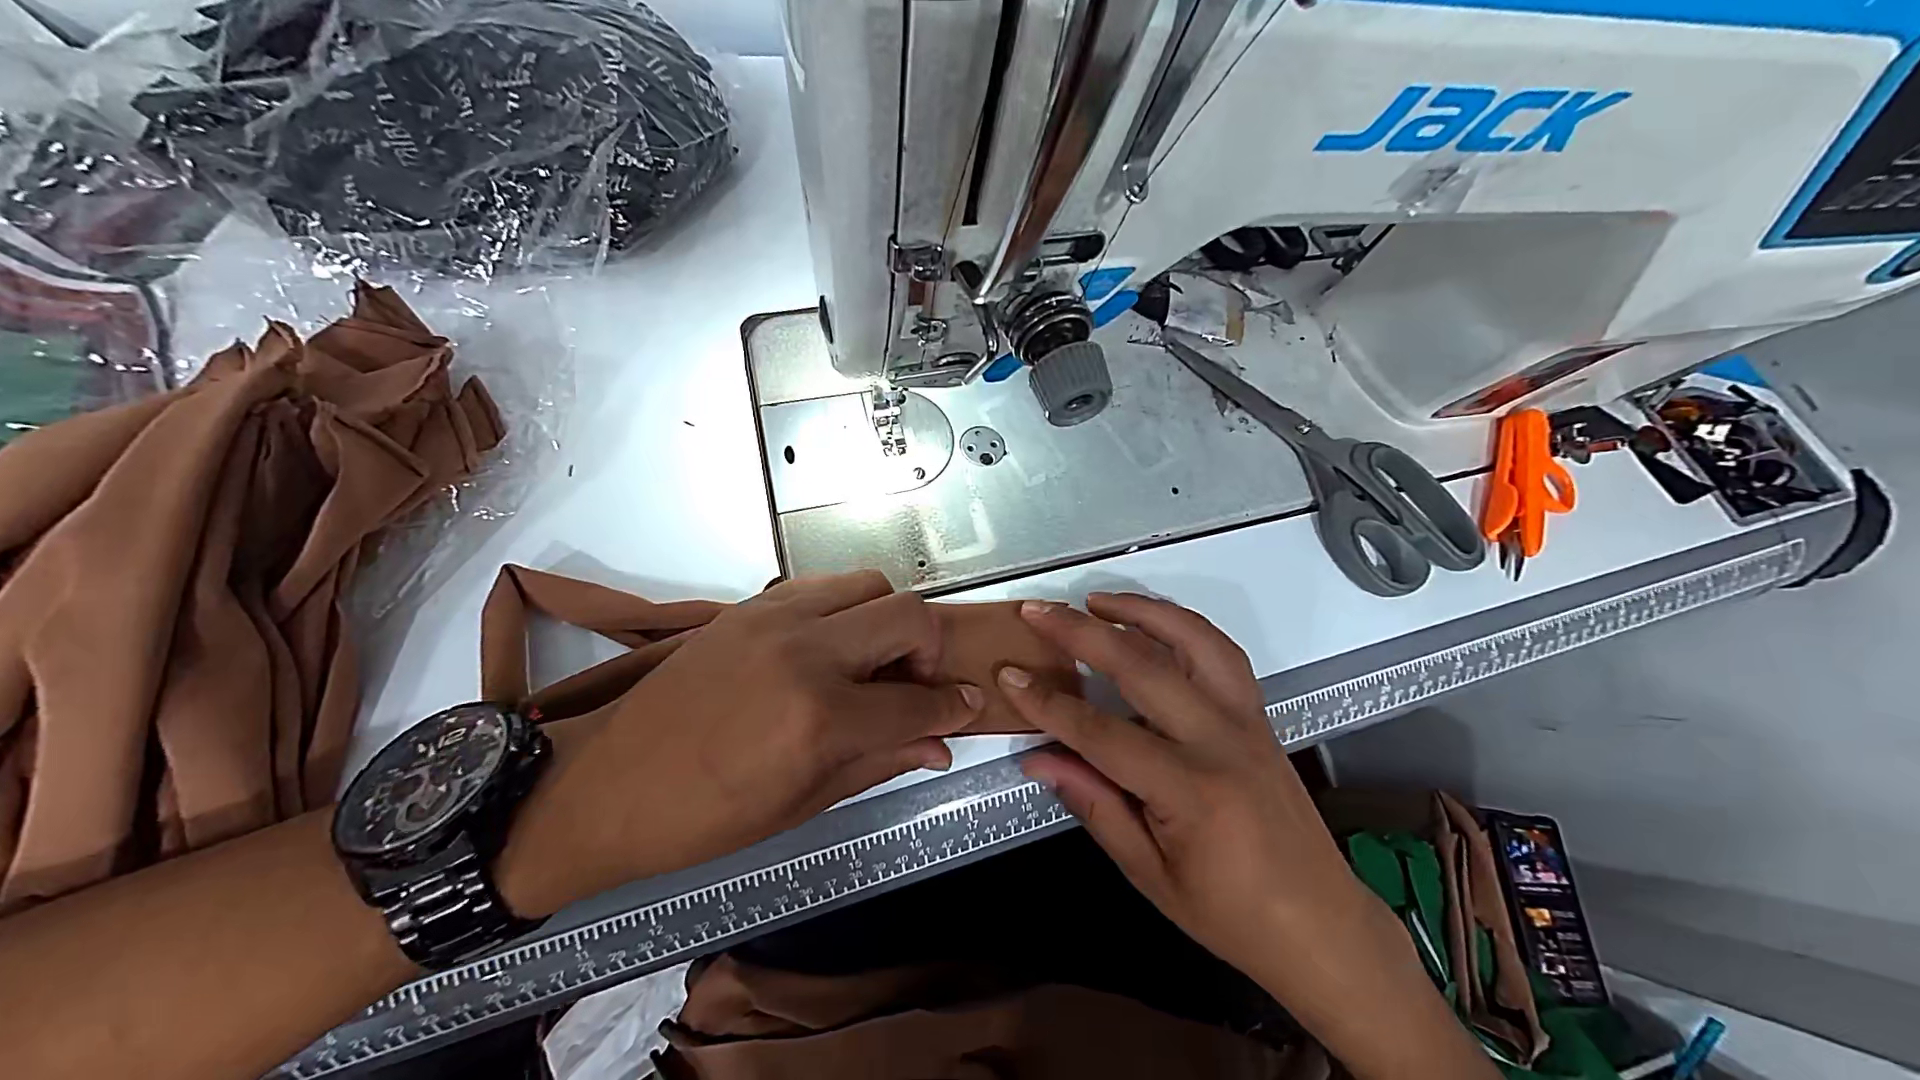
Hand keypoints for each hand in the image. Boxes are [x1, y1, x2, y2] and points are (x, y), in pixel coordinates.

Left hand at [498, 572, 982, 914]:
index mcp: (819, 718)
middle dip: (931, 650)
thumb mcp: (801, 804)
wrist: (604, 784)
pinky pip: (820, 585)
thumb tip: (938, 745)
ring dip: (888, 619)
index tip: (968, 707)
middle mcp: (805, 652)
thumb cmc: (703, 819)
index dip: (954, 708)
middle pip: (908, 616)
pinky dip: (844, 607)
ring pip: (869, 584)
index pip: (918, 702)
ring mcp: (774, 619)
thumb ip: (880, 762)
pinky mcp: (747, 606)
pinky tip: (827, 645)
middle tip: (916, 684)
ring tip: (870, 661)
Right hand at [996, 594, 1360, 988]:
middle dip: (1083, 633)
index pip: (1102, 733)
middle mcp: (1222, 742)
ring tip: (1097, 600)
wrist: (1320, 925)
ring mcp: (1247, 721)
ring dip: (1142, 611)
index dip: (1050, 705)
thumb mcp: (1149, 872)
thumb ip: (1093, 805)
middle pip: (1143, 668)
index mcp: (1191, 791)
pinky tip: (1153, 623)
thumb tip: (1039, 760)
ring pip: (1194, 641)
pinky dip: (1183, 626)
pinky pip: (1222, 653)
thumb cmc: (1231, 913)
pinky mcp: (1259, 715)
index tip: (1011, 678)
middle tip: (1040, 613)